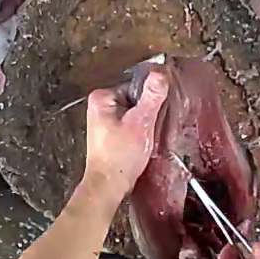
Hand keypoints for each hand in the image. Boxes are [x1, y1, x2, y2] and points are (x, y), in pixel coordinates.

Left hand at [78, 72, 168, 203]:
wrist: (109, 186)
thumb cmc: (120, 157)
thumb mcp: (141, 122)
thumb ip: (152, 96)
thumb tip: (160, 73)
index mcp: (102, 98)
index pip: (135, 86)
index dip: (150, 98)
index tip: (158, 110)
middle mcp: (100, 107)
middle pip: (135, 99)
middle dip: (148, 112)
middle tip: (152, 127)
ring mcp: (104, 122)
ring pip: (135, 114)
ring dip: (145, 124)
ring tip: (146, 138)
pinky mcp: (110, 135)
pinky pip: (131, 126)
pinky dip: (140, 133)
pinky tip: (142, 144)